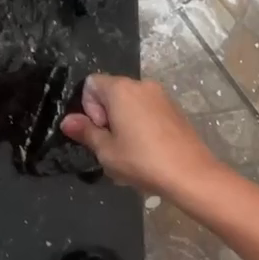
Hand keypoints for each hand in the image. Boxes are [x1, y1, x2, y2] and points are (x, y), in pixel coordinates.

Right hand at [60, 74, 223, 196]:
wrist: (191, 175)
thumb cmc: (142, 161)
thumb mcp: (106, 151)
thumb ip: (85, 132)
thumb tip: (67, 121)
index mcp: (121, 89)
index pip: (91, 84)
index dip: (88, 107)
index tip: (101, 131)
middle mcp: (141, 85)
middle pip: (111, 91)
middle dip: (105, 115)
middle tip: (113, 145)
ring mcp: (161, 96)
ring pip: (130, 102)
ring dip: (123, 121)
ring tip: (130, 151)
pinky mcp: (175, 109)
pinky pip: (147, 109)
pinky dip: (141, 123)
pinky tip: (148, 150)